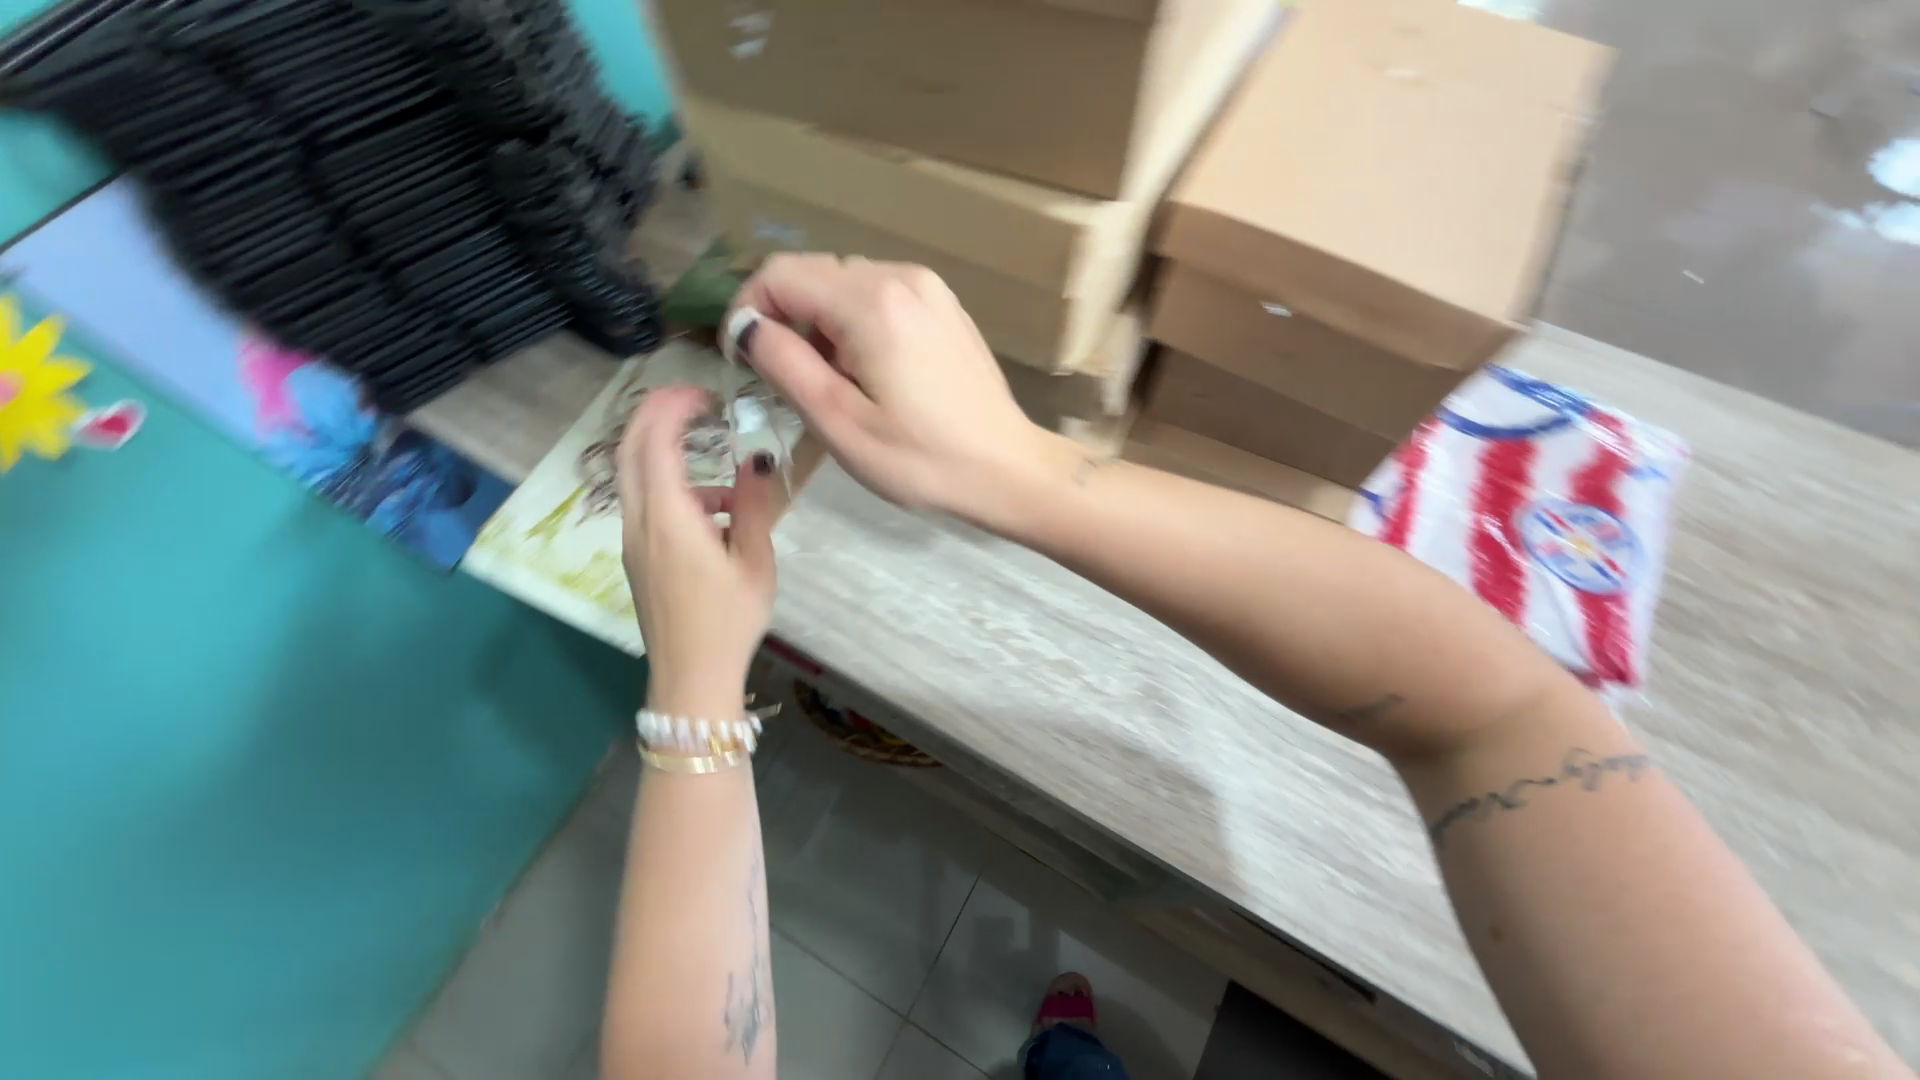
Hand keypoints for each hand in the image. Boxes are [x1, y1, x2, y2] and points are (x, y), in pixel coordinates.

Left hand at [617, 384, 778, 712]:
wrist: (692, 677)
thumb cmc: (729, 620)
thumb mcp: (755, 561)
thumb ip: (754, 504)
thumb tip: (757, 458)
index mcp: (669, 519)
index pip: (655, 442)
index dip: (673, 407)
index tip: (706, 394)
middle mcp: (640, 522)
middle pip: (630, 451)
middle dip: (656, 417)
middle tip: (695, 404)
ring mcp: (633, 541)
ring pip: (635, 478)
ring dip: (667, 457)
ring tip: (725, 481)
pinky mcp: (637, 558)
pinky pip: (646, 505)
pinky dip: (672, 489)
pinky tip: (716, 517)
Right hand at [727, 254, 1078, 528]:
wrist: (1008, 469)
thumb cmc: (921, 459)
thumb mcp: (840, 423)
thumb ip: (784, 364)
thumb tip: (744, 326)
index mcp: (872, 303)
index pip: (781, 273)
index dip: (749, 310)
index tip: (745, 359)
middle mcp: (902, 277)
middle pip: (814, 273)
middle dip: (787, 318)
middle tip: (792, 380)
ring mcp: (930, 288)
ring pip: (846, 283)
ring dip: (823, 323)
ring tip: (836, 383)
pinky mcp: (946, 307)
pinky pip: (882, 296)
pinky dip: (858, 323)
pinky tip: (872, 372)